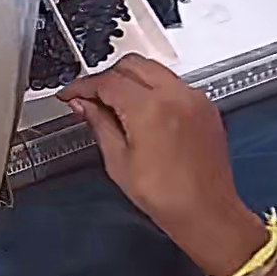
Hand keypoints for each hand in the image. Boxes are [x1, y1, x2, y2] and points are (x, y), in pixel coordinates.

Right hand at [58, 55, 266, 275]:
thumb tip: (83, 105)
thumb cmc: (166, 196)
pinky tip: (140, 111)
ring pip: (153, 70)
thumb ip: (99, 124)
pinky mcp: (204, 107)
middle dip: (106, 77)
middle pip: (131, 65)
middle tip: (89, 97)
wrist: (205, 210)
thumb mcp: (118, 161)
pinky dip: (152, 89)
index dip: (83, 86)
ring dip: (129, 80)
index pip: (108, 82)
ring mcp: (194, 99)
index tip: (71, 94)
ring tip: (113, 105)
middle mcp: (176, 96)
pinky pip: (173, 84)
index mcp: (150, 109)